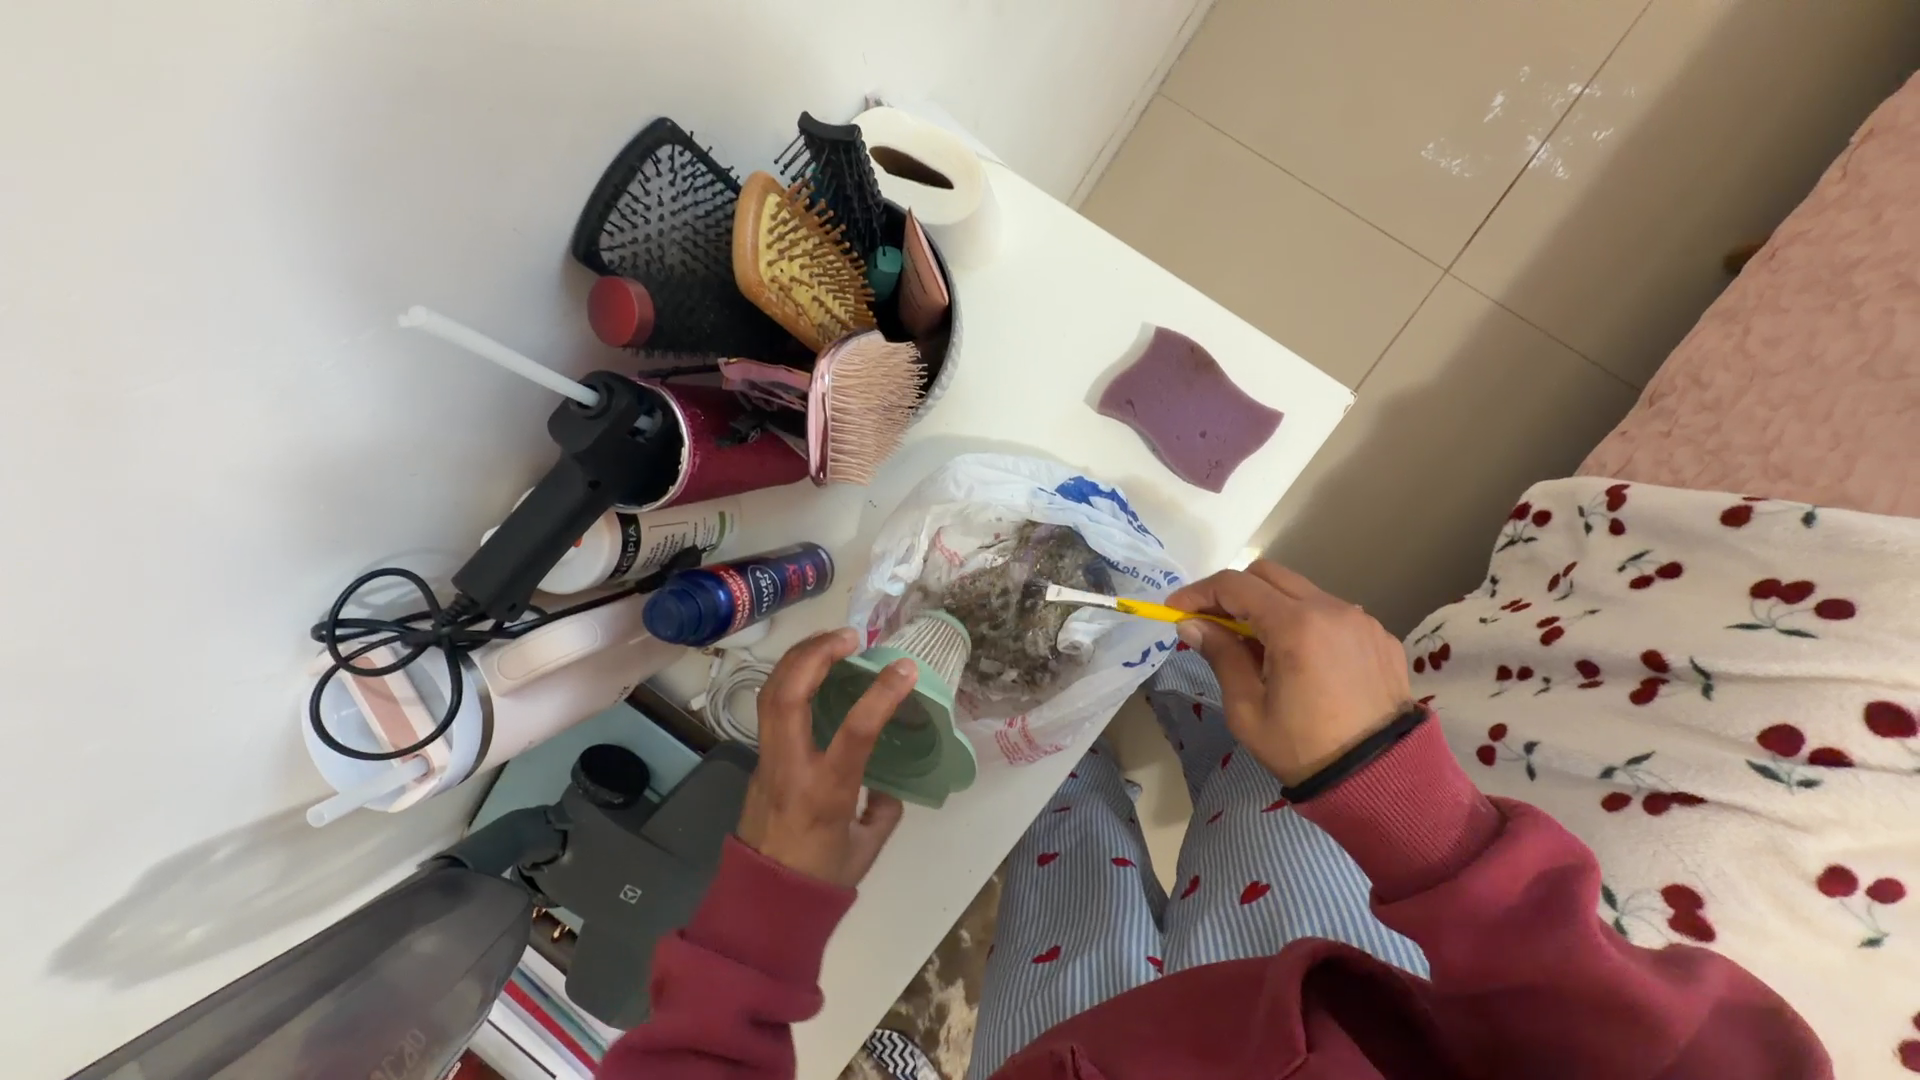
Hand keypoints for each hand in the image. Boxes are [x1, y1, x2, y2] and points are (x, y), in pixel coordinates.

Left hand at [736, 627, 913, 887]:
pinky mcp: (758, 760)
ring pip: (770, 694)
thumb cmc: (821, 879)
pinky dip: (789, 679)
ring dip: (799, 658)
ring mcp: (767, 761)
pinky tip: (811, 670)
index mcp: (826, 792)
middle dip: (816, 654)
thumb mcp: (867, 846)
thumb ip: (884, 808)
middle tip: (850, 636)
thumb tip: (887, 780)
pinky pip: (769, 708)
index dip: (881, 694)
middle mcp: (790, 768)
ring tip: (830, 640)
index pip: (855, 732)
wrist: (763, 902)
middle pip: (788, 695)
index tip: (905, 668)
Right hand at [1167, 562, 1411, 786]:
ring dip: (1270, 606)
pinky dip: (1305, 623)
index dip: (1198, 592)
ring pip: (1302, 591)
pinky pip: (1332, 614)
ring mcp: (1361, 620)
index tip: (1175, 609)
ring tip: (1256, 646)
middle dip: (1233, 592)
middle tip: (1213, 623)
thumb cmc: (1303, 748)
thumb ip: (1220, 655)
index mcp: (1295, 625)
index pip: (1235, 585)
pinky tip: (1299, 659)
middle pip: (1268, 574)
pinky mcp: (1379, 636)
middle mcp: (1332, 609)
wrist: (1381, 780)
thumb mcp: (1247, 708)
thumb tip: (1191, 624)